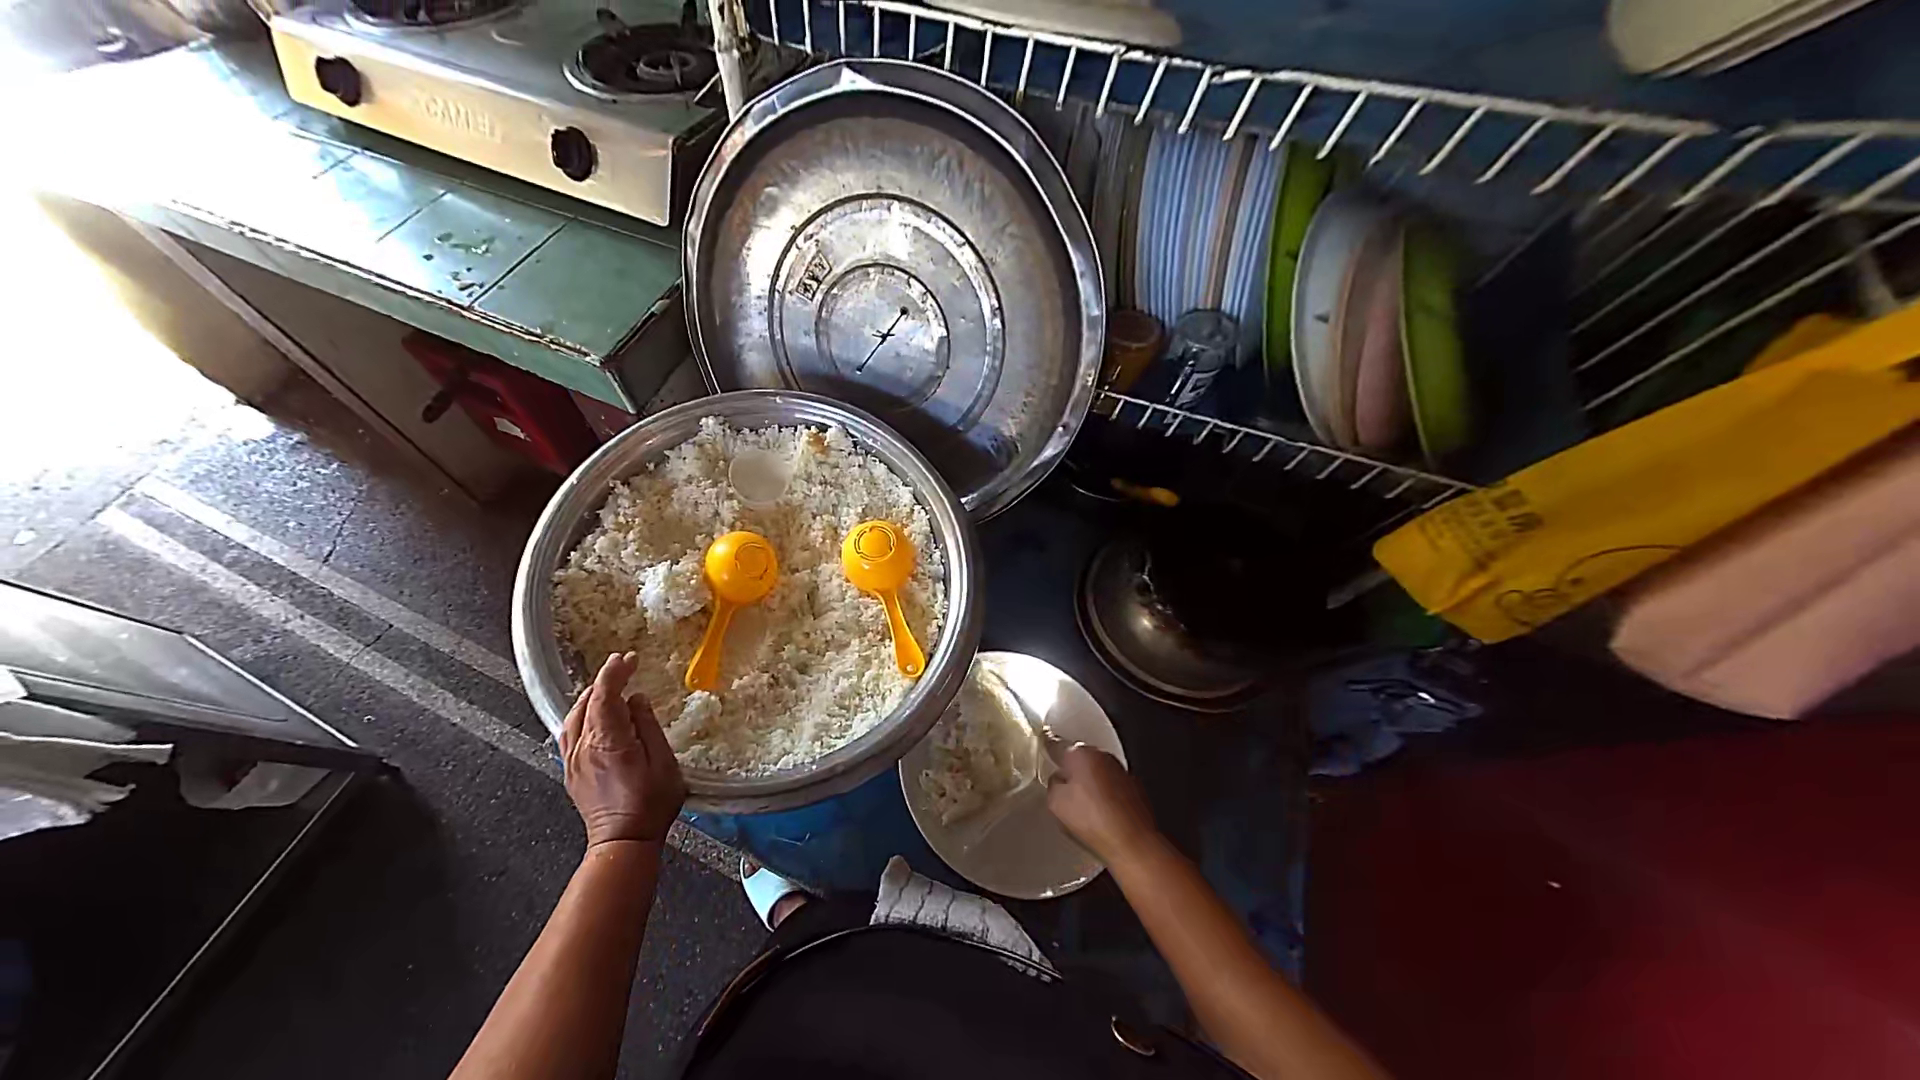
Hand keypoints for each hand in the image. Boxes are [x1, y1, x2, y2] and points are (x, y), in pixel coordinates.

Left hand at [561, 652, 686, 847]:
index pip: (605, 695)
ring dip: (590, 696)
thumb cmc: (649, 805)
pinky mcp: (572, 773)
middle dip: (604, 680)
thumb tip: (637, 701)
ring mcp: (573, 761)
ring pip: (573, 717)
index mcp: (608, 741)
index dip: (615, 672)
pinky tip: (590, 716)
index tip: (628, 658)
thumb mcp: (662, 760)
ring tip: (608, 686)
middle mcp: (584, 748)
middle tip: (623, 666)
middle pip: (586, 702)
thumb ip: (647, 725)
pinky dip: (581, 715)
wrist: (624, 840)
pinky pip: (569, 734)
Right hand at [1045, 745, 1159, 865]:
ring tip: (1086, 812)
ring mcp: (1121, 771)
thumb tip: (1057, 783)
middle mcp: (1103, 756)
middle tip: (1066, 797)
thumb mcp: (1055, 803)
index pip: (1058, 747)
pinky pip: (1113, 788)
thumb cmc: (1096, 821)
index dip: (1051, 756)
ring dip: (1092, 786)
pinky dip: (1108, 797)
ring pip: (1098, 773)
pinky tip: (1102, 817)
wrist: (1131, 842)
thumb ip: (1052, 784)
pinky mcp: (1135, 788)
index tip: (1048, 759)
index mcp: (1081, 753)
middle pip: (1080, 760)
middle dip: (1073, 775)